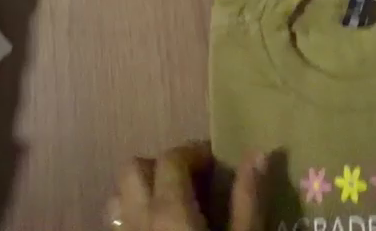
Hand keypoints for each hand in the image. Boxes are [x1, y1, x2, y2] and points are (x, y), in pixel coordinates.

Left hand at [105, 142, 263, 230]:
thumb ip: (247, 198)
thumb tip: (259, 152)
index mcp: (168, 208)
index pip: (171, 157)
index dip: (194, 152)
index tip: (216, 162)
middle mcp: (137, 218)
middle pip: (133, 169)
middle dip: (160, 165)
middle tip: (191, 179)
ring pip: (117, 198)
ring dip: (141, 191)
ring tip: (171, 203)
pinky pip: (117, 224)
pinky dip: (134, 216)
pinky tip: (158, 228)